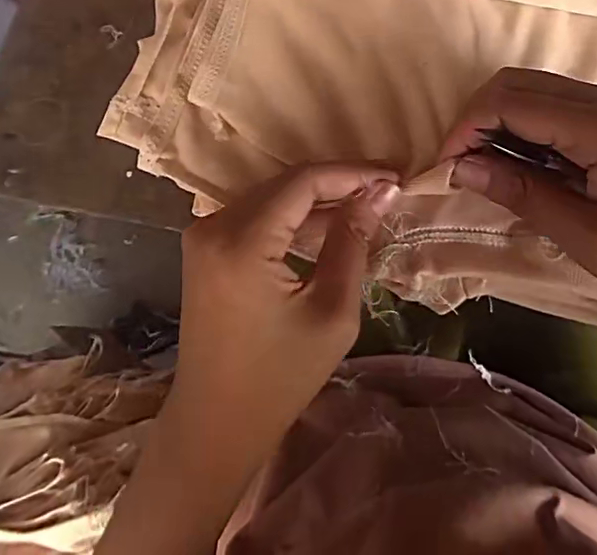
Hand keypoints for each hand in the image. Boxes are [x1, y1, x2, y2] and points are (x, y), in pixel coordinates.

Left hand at [171, 163, 398, 444]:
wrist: (214, 423)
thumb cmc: (279, 378)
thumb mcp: (331, 313)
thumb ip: (352, 243)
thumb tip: (379, 192)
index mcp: (242, 241)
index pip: (302, 182)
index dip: (350, 173)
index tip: (393, 175)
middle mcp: (214, 225)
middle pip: (284, 184)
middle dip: (336, 184)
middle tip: (384, 190)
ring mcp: (203, 234)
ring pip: (269, 197)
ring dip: (314, 201)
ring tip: (364, 207)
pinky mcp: (204, 246)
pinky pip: (254, 216)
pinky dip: (290, 218)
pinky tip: (325, 227)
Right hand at [440, 67, 596, 317]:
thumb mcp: (594, 244)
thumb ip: (525, 196)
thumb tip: (461, 168)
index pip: (510, 102)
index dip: (466, 129)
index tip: (445, 170)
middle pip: (513, 83)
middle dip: (474, 119)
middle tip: (460, 168)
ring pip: (528, 87)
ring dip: (495, 120)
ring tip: (484, 168)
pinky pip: (550, 102)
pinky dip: (520, 124)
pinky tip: (520, 162)